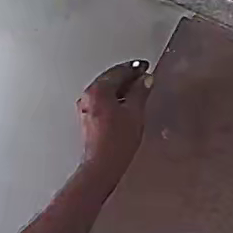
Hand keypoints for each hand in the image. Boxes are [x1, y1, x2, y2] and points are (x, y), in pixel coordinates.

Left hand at [76, 60, 152, 184]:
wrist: (102, 165)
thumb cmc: (117, 142)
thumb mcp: (135, 113)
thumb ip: (140, 92)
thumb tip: (145, 80)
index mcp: (99, 91)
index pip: (118, 72)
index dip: (134, 69)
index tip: (144, 68)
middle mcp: (89, 96)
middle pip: (109, 79)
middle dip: (126, 76)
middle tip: (142, 76)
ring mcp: (86, 108)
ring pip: (105, 90)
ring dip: (120, 87)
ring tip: (137, 89)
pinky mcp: (88, 118)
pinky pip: (102, 100)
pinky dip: (114, 97)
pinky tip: (126, 103)